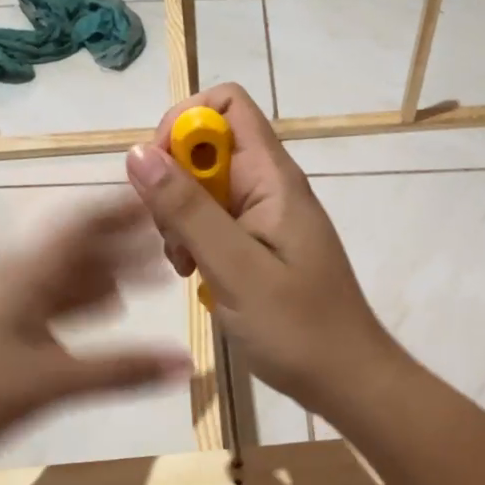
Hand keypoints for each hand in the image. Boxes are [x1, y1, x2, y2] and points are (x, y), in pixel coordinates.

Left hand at [0, 197, 190, 480]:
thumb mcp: (51, 383)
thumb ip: (119, 372)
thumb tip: (186, 362)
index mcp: (25, 275)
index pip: (82, 224)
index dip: (122, 209)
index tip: (161, 200)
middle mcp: (11, 278)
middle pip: (75, 248)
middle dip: (122, 245)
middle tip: (168, 245)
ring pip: (59, 276)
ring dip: (102, 274)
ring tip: (144, 279)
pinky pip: (44, 302)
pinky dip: (78, 303)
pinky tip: (95, 316)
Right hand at [125, 83, 402, 412]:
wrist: (346, 379)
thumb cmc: (297, 329)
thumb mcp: (235, 269)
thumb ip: (187, 211)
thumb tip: (138, 153)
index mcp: (273, 179)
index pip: (226, 105)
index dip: (184, 125)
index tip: (158, 176)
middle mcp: (270, 187)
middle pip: (207, 149)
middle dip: (174, 185)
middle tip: (174, 238)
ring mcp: (266, 218)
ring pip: (204, 190)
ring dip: (180, 221)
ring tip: (187, 267)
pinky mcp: (260, 247)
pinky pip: (215, 225)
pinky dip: (196, 244)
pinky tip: (198, 279)